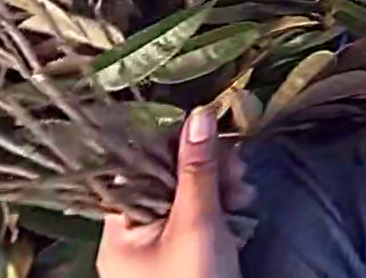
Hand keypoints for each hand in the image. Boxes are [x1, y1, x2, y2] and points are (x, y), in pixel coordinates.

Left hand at [98, 109, 254, 277]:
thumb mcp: (198, 223)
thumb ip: (197, 168)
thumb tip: (200, 113)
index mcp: (121, 229)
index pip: (141, 165)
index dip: (177, 144)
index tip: (213, 135)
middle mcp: (134, 234)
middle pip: (170, 174)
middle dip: (211, 163)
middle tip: (238, 169)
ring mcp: (159, 245)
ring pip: (191, 190)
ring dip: (223, 180)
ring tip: (245, 190)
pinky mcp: (184, 251)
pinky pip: (202, 211)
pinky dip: (224, 201)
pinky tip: (244, 201)